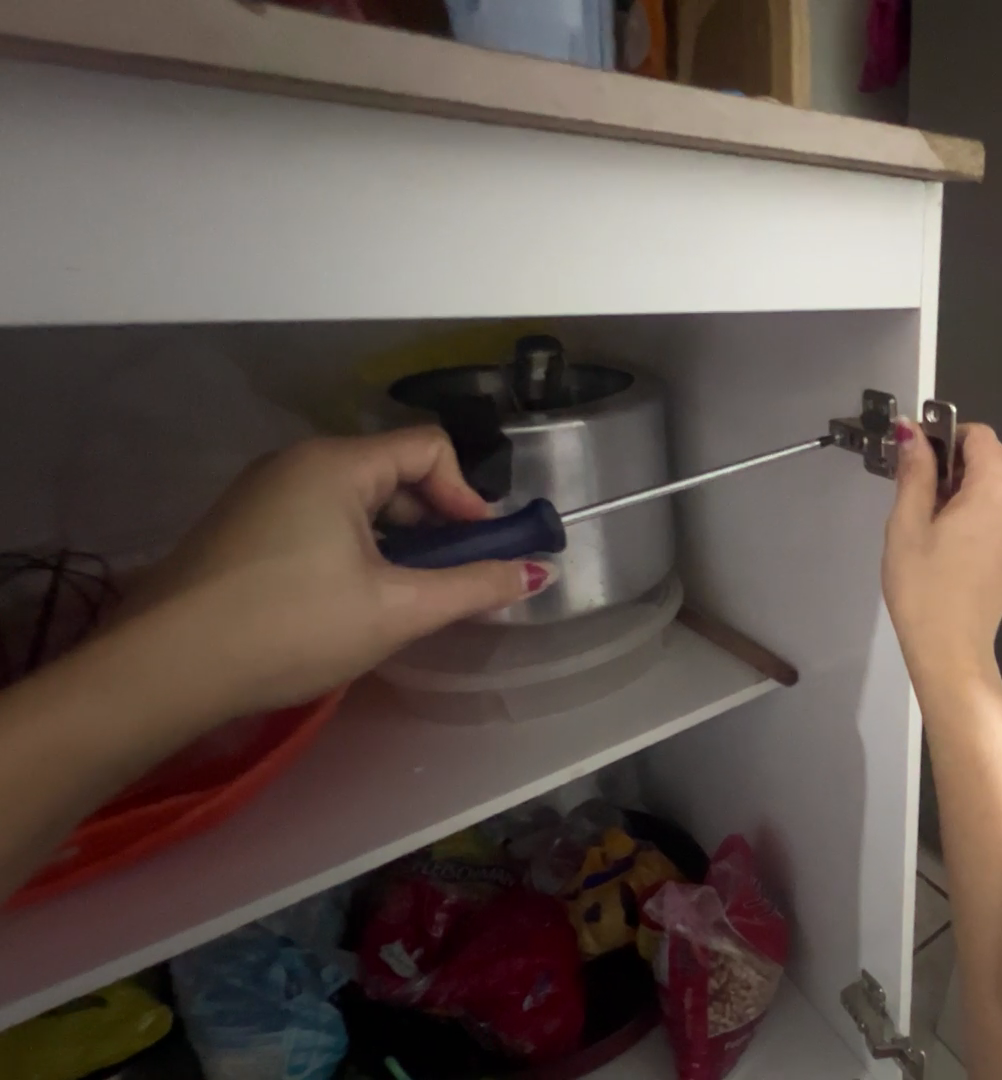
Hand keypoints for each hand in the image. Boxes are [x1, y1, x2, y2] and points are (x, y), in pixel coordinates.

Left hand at [107, 428, 554, 733]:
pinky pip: (331, 519)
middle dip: (440, 520)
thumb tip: (539, 573)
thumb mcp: (402, 609)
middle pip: (400, 472)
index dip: (466, 495)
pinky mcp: (249, 528)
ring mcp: (266, 495)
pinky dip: (366, 547)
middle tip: (453, 574)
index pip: (430, 449)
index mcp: (334, 466)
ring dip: (406, 539)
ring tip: (411, 591)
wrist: (154, 678)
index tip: (475, 547)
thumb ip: (479, 585)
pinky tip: (363, 595)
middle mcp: (298, 465)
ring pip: (367, 500)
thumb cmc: (289, 627)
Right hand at [882, 422, 1001, 686]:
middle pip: (990, 456)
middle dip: (953, 460)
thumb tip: (911, 430)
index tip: (915, 453)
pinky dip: (976, 505)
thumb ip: (915, 470)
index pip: (978, 435)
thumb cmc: (924, 588)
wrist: (951, 649)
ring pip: (996, 481)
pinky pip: (1001, 506)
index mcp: (998, 490)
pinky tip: (948, 531)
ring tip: (928, 514)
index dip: (945, 434)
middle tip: (915, 486)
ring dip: (964, 483)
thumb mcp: (908, 523)